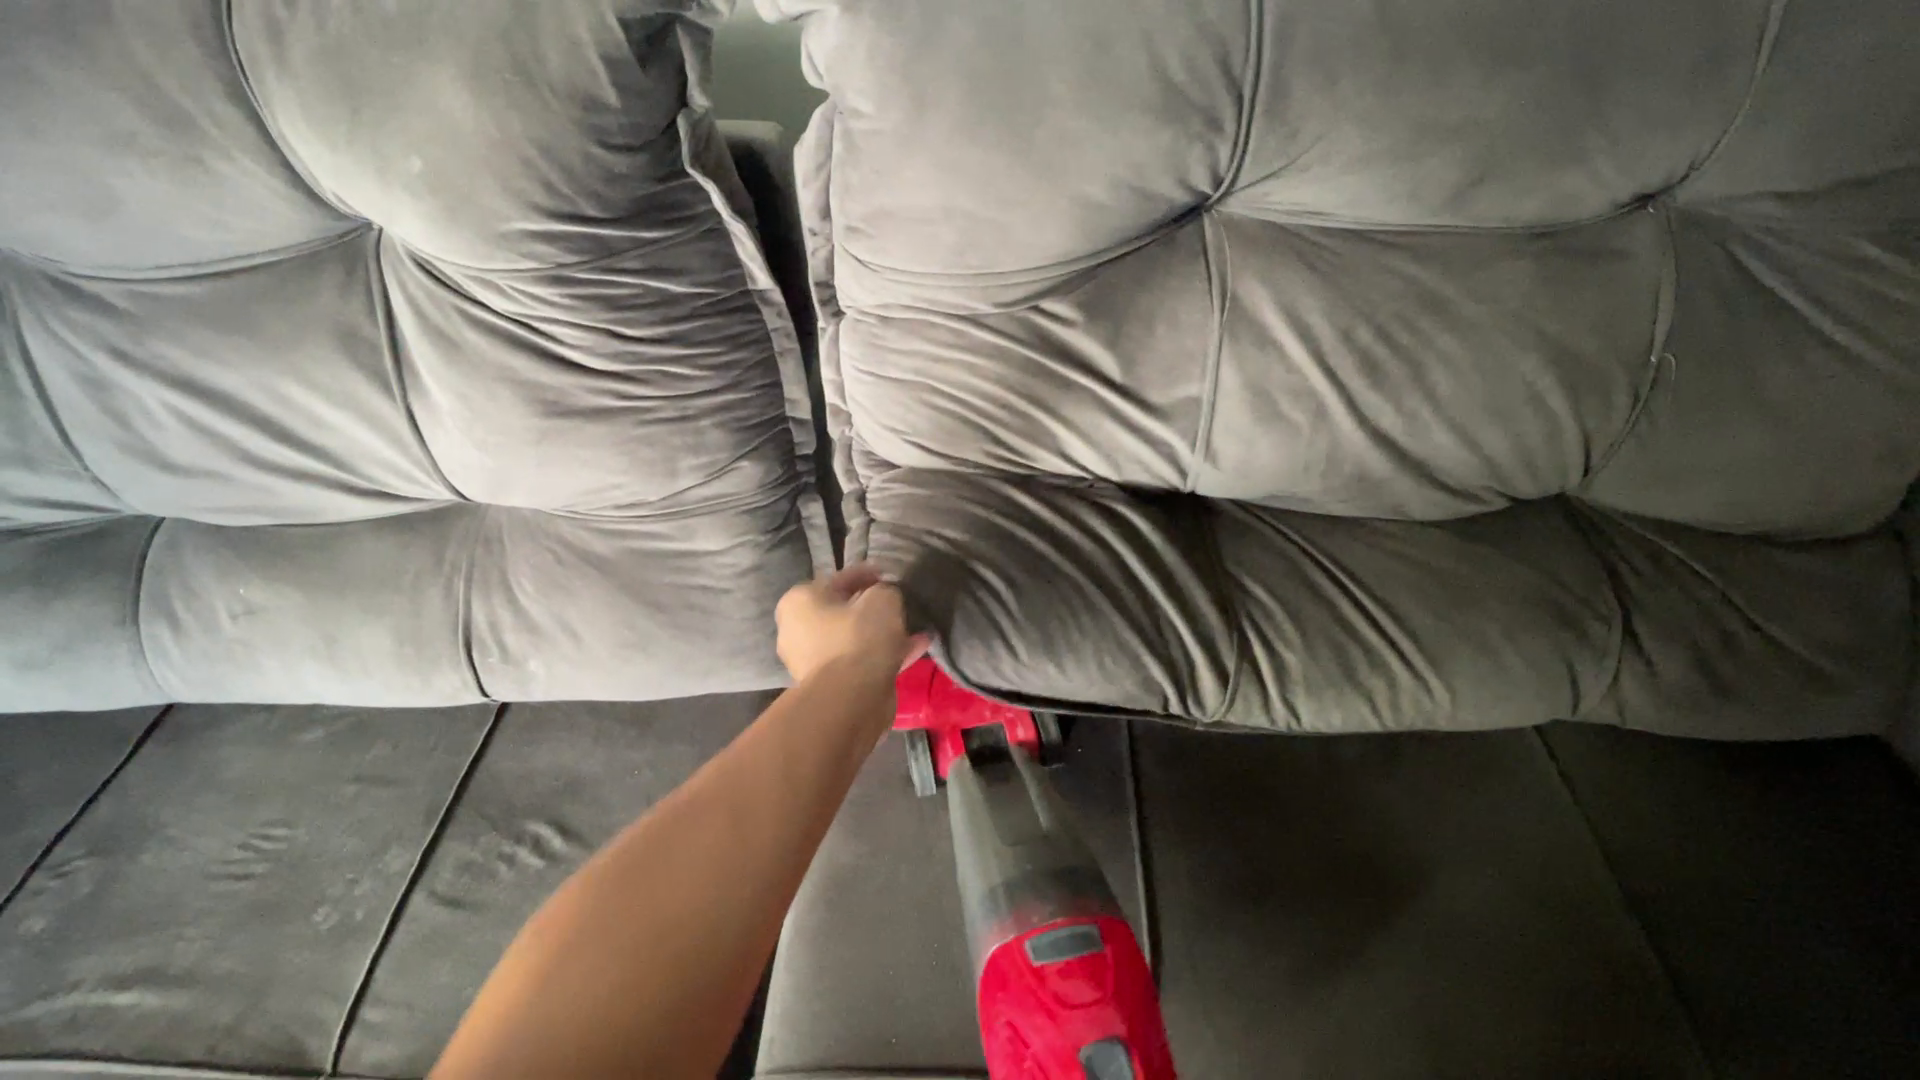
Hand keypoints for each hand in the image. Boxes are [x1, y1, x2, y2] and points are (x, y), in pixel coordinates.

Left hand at [775, 564, 929, 684]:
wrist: (850, 699)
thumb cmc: (859, 638)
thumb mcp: (882, 599)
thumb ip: (885, 590)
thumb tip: (885, 596)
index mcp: (799, 601)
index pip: (838, 578)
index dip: (867, 574)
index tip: (889, 574)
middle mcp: (797, 629)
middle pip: (843, 611)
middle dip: (873, 607)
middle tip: (899, 603)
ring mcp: (812, 660)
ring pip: (854, 638)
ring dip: (883, 632)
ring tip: (914, 627)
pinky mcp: (831, 684)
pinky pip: (861, 660)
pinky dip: (885, 653)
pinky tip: (917, 648)